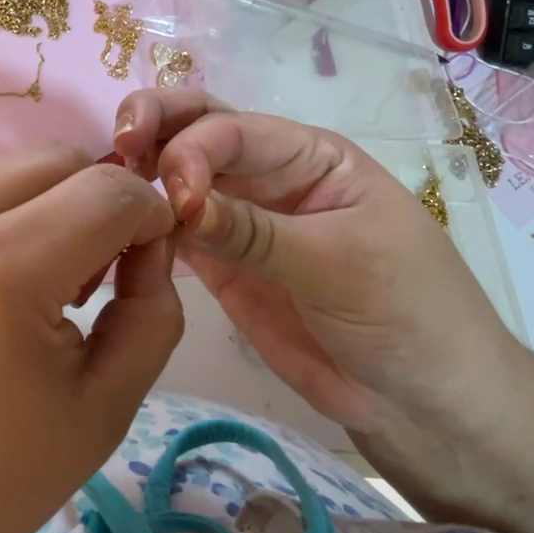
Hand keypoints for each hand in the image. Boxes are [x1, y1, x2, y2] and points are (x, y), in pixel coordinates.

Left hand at [0, 146, 181, 532]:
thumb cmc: (0, 477)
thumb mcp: (108, 405)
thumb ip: (152, 309)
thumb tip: (151, 243)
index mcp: (4, 271)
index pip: (108, 190)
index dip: (150, 216)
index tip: (153, 263)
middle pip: (57, 160)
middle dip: (101, 199)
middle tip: (102, 274)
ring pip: (12, 173)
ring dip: (54, 206)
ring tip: (54, 286)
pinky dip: (10, 220)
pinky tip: (7, 290)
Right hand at [112, 89, 533, 519]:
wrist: (427, 408)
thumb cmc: (412, 316)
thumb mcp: (341, 265)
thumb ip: (256, 233)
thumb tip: (175, 202)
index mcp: (307, 155)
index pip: (234, 128)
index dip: (195, 147)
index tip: (178, 193)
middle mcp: (266, 174)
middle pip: (196, 128)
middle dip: (154, 124)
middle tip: (119, 146)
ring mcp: (238, 219)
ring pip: (175, 175)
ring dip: (140, 170)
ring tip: (106, 188)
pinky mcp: (218, 265)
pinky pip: (172, 230)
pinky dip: (144, 222)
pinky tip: (119, 229)